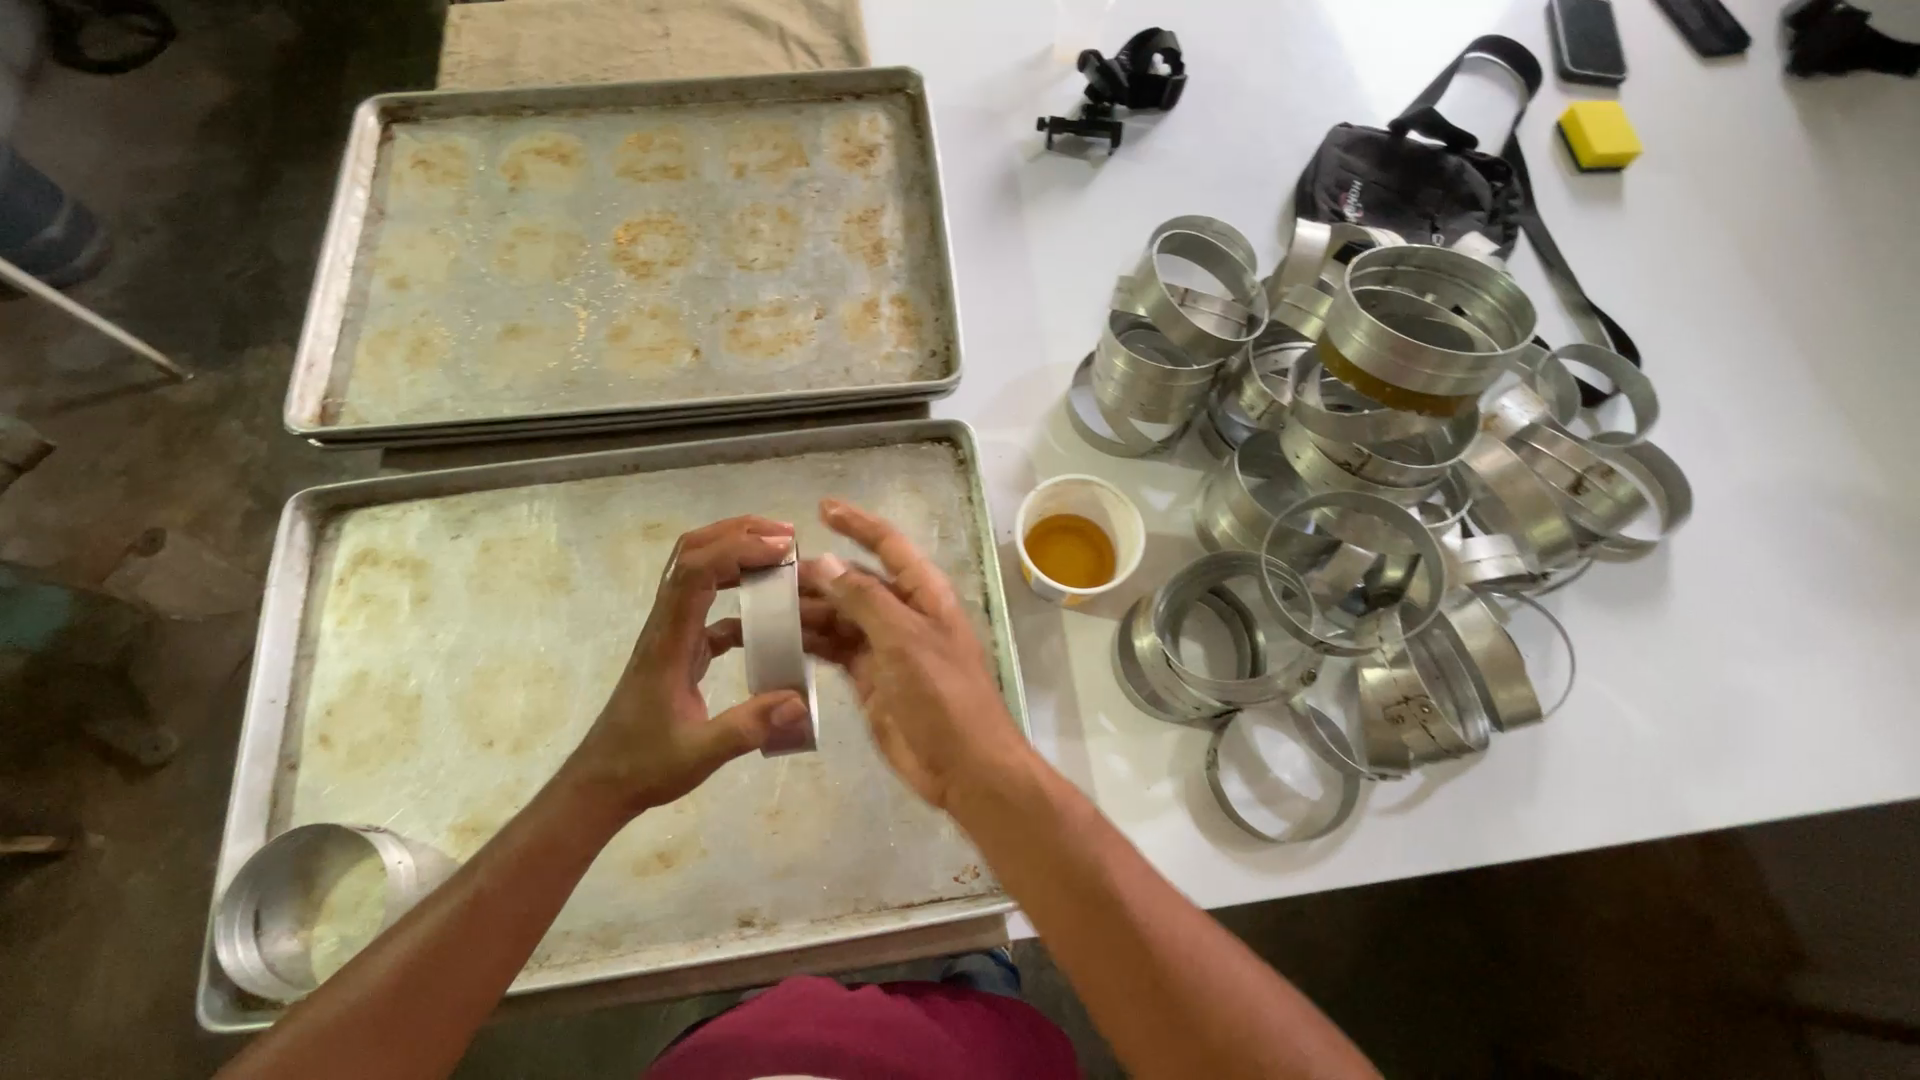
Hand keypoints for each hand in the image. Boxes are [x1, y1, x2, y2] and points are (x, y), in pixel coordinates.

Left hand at [565, 516, 811, 817]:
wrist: (600, 784)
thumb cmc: (643, 766)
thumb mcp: (699, 754)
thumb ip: (748, 727)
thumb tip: (799, 701)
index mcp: (668, 641)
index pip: (696, 572)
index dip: (738, 550)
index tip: (783, 551)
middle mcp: (666, 626)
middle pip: (692, 554)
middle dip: (738, 534)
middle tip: (787, 537)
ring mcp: (671, 635)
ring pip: (698, 572)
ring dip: (737, 555)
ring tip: (782, 558)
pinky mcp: (680, 650)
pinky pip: (710, 606)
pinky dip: (741, 596)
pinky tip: (772, 614)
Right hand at [798, 498, 1035, 810]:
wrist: (963, 766)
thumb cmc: (943, 695)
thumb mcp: (905, 640)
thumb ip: (864, 600)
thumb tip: (824, 564)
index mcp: (924, 594)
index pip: (888, 546)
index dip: (857, 524)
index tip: (821, 508)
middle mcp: (904, 614)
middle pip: (856, 584)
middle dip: (818, 576)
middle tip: (768, 574)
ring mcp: (887, 648)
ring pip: (841, 618)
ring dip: (808, 610)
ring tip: (763, 605)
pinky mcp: (870, 680)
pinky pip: (836, 651)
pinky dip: (811, 644)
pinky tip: (780, 639)